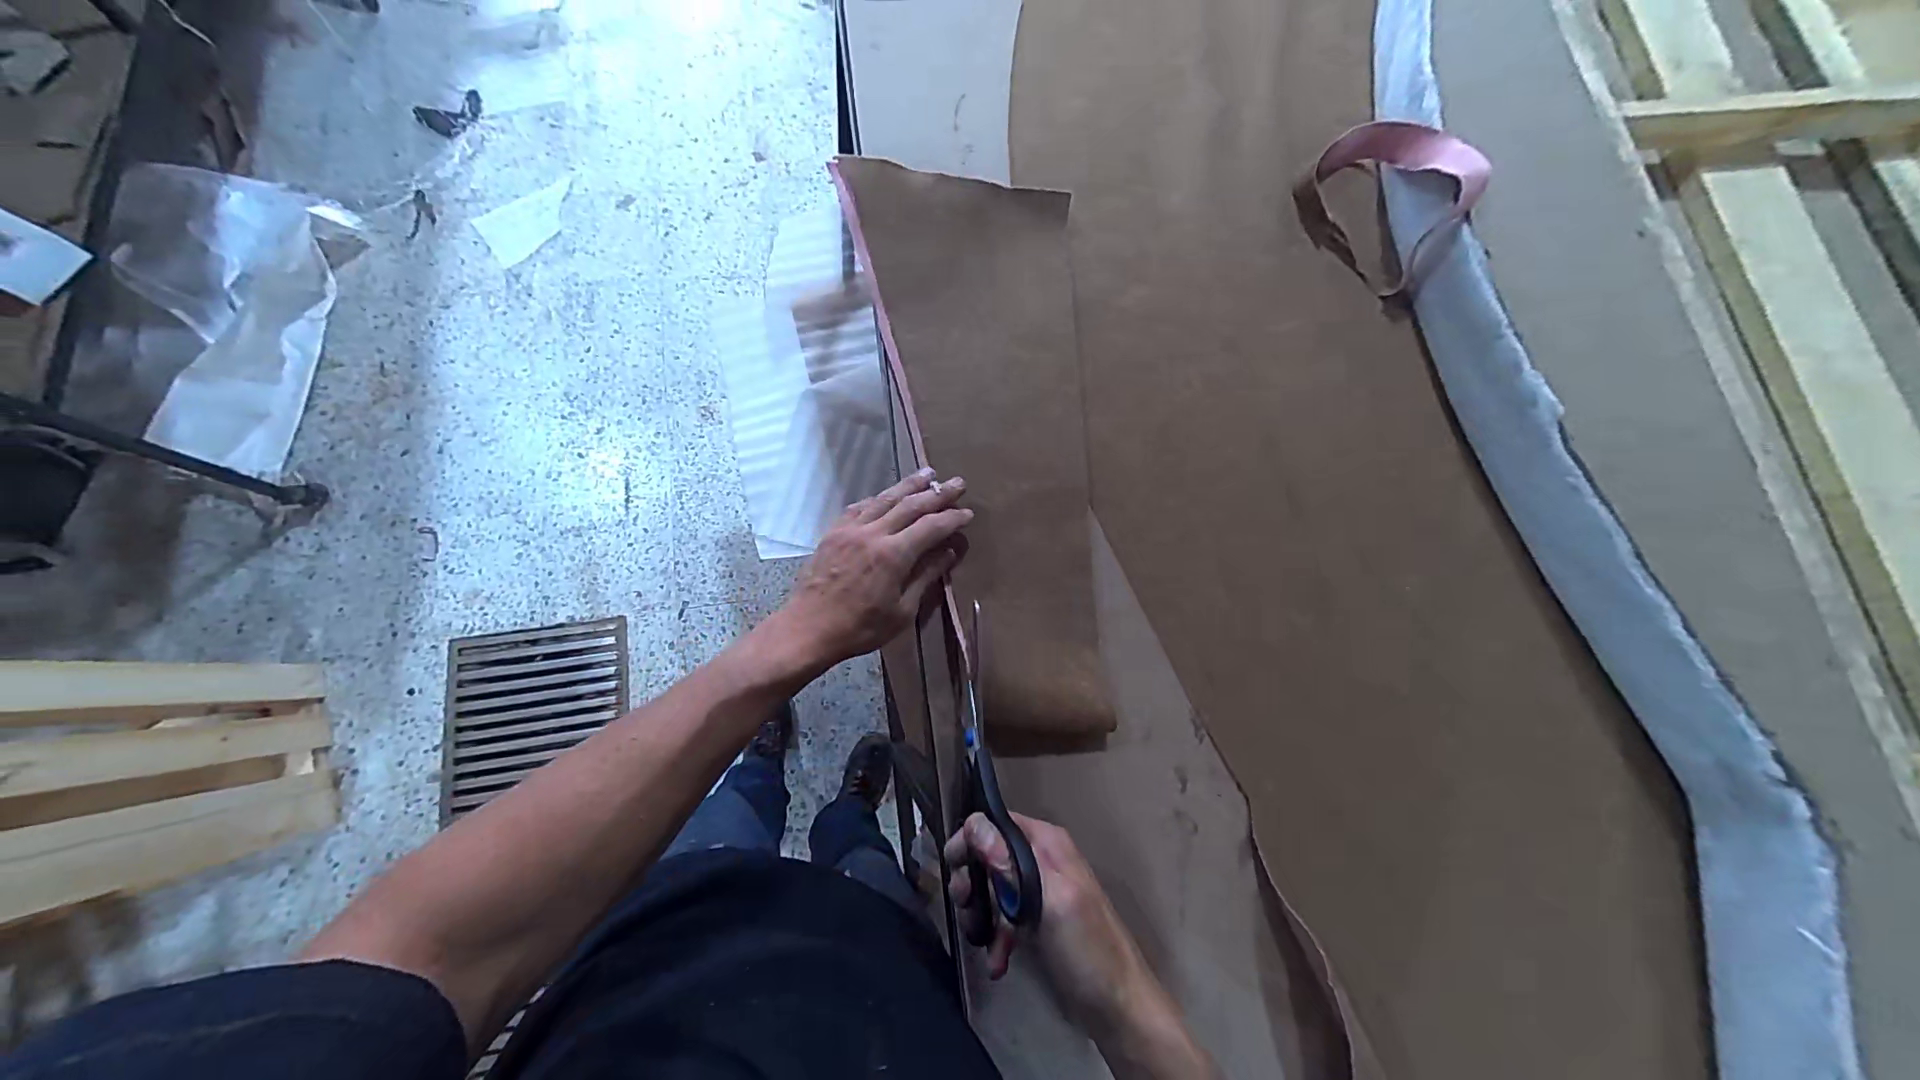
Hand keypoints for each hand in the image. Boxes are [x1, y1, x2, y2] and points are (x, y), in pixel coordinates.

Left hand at [764, 468, 972, 671]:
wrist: (809, 629)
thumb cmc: (860, 628)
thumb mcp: (902, 611)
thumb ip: (926, 577)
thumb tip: (950, 551)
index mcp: (893, 555)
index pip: (931, 527)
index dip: (952, 518)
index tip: (968, 513)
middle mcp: (873, 534)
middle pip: (911, 505)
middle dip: (938, 493)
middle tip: (958, 483)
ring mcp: (850, 530)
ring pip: (885, 499)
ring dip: (909, 485)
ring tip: (929, 475)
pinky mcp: (833, 533)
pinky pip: (859, 507)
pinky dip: (878, 498)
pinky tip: (887, 495)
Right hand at [945, 811, 1146, 1026]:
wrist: (1119, 1009)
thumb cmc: (1089, 950)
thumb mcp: (1052, 901)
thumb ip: (1012, 863)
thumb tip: (975, 824)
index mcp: (1048, 843)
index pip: (996, 822)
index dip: (970, 840)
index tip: (954, 868)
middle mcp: (1042, 859)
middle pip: (989, 853)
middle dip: (972, 880)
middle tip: (965, 905)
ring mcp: (1040, 890)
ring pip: (992, 886)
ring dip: (980, 912)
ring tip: (979, 937)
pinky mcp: (1036, 920)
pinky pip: (1003, 916)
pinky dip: (995, 936)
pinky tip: (996, 960)